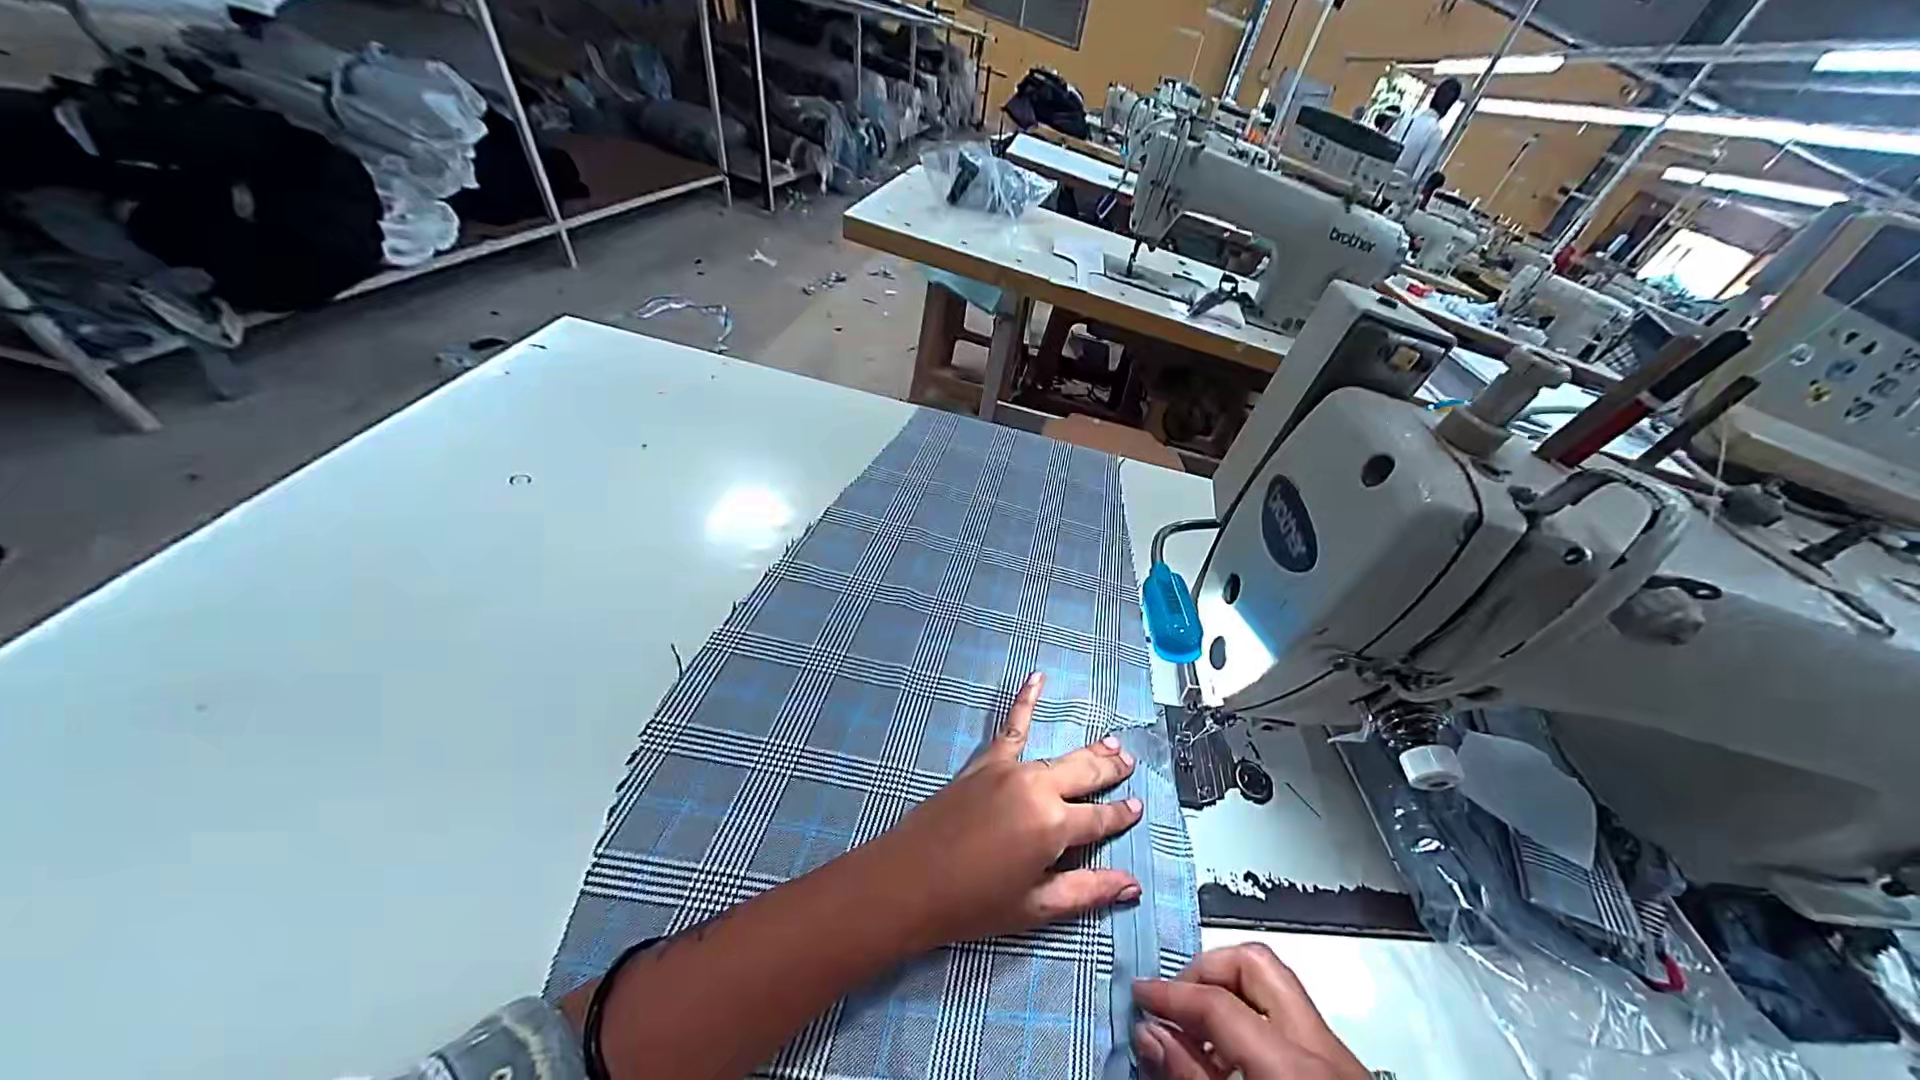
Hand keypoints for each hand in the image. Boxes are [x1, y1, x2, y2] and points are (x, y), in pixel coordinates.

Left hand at [863, 671, 1143, 947]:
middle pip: (1085, 775)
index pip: (1100, 818)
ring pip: (1058, 755)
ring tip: (1109, 743)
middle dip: (1110, 770)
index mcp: (1054, 826)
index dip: (1121, 815)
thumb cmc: (973, 903)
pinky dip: (1025, 701)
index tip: (1138, 807)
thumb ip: (1088, 891)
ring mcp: (1009, 770)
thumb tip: (1131, 885)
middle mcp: (1037, 788)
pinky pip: (1010, 727)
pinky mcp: (984, 763)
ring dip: (1086, 751)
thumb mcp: (1036, 907)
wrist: (909, 880)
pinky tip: (1036, 679)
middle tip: (1129, 763)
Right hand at [1132, 944, 1370, 1079]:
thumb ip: (1191, 1078)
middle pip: (1255, 964)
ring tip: (1197, 1037)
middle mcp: (1323, 1050)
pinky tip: (1231, 1062)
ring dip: (1229, 995)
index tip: (1138, 995)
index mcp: (1294, 1070)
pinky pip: (1289, 1020)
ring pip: (1275, 985)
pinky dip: (1252, 1022)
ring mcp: (1341, 1059)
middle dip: (1206, 971)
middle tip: (1175, 1004)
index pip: (1217, 1001)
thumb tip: (1152, 1033)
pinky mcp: (1346, 1073)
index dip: (1168, 994)